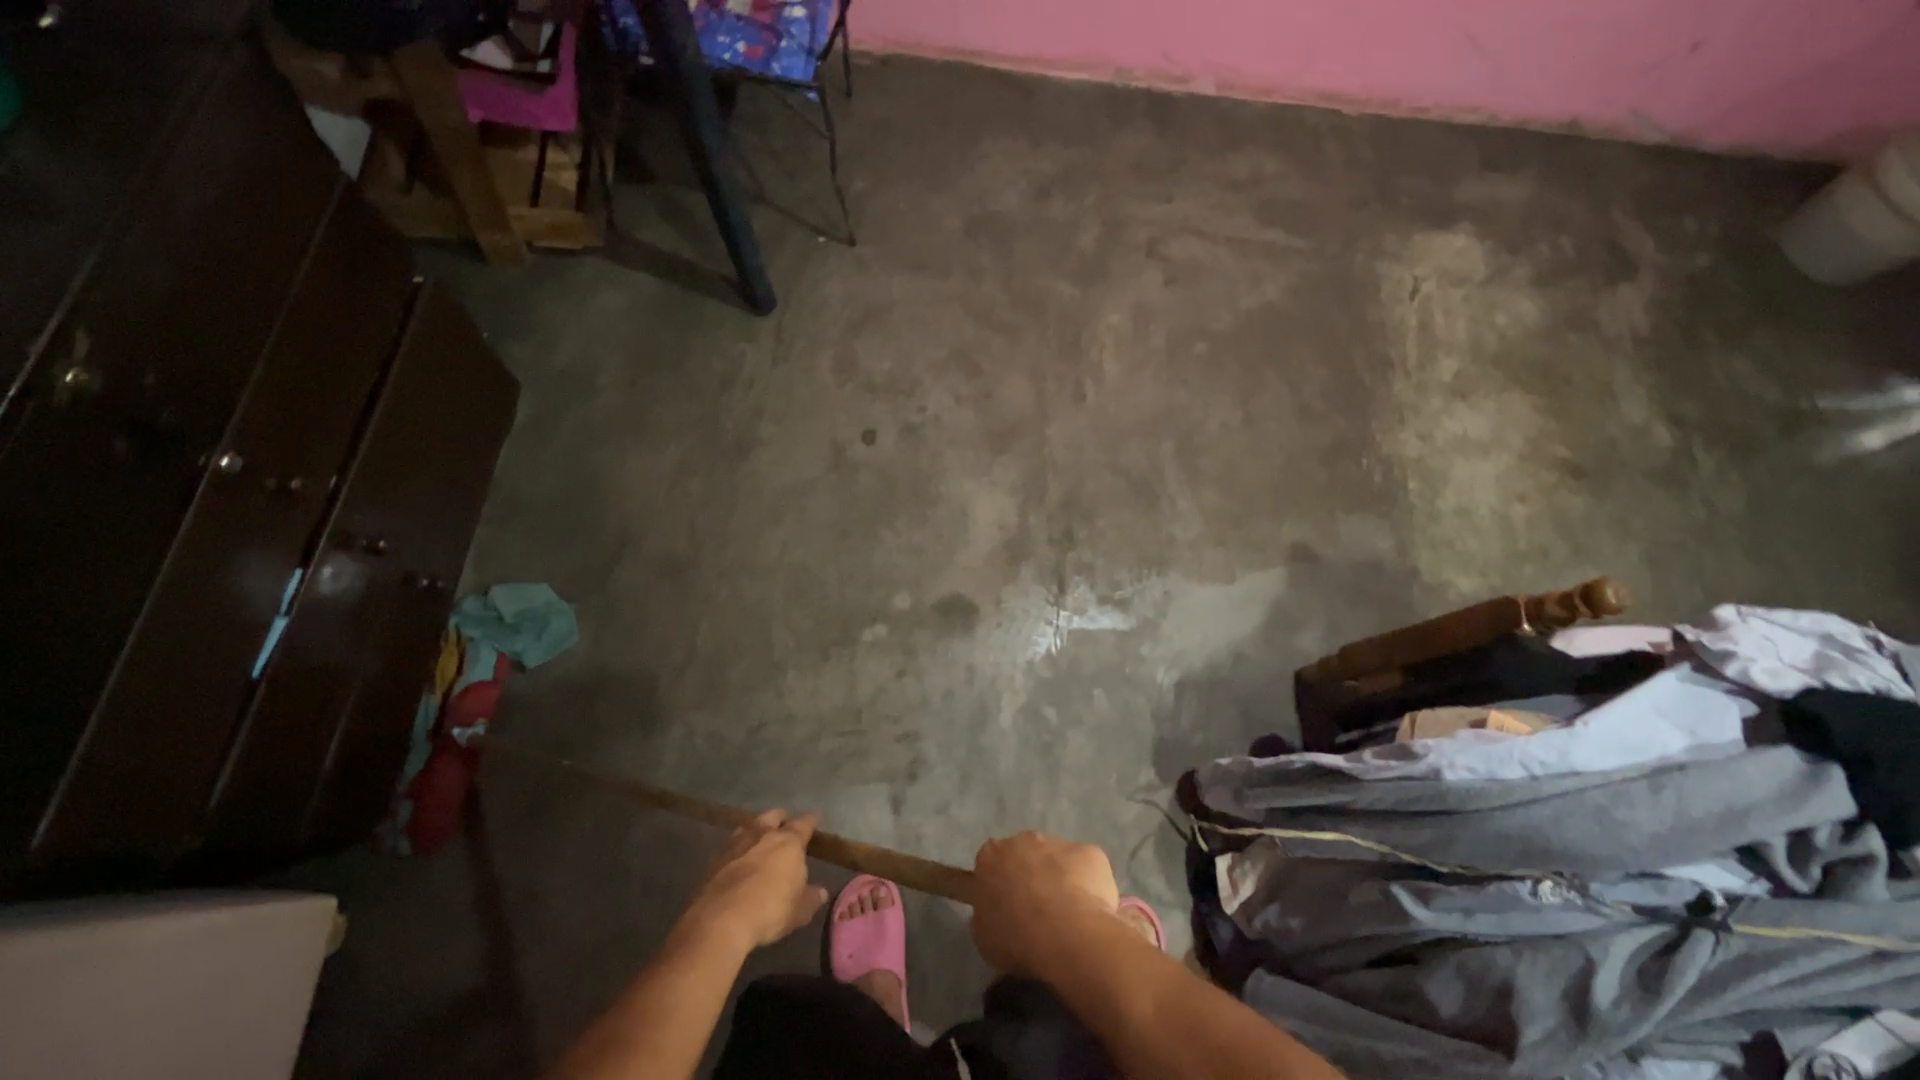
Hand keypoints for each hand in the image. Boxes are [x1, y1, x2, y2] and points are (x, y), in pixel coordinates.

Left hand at [679, 809, 827, 953]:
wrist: (720, 920)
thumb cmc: (770, 910)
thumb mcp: (799, 911)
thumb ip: (811, 898)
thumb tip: (820, 892)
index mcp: (788, 842)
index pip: (804, 823)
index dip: (811, 821)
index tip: (814, 820)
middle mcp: (761, 835)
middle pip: (772, 816)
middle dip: (780, 819)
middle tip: (784, 827)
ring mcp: (734, 845)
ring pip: (748, 828)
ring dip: (755, 832)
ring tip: (759, 841)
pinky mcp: (713, 861)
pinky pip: (730, 848)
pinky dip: (737, 851)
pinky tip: (738, 863)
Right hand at [970, 831, 1119, 975]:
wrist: (1065, 935)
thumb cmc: (1015, 938)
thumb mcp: (983, 935)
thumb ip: (987, 914)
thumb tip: (997, 913)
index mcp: (991, 856)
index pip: (991, 864)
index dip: (1001, 885)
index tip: (1008, 907)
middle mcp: (1023, 840)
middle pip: (1026, 855)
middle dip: (1031, 876)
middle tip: (1039, 912)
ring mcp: (1059, 843)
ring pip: (1059, 859)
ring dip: (1061, 879)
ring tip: (1069, 917)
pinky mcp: (1091, 852)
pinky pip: (1088, 869)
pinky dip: (1089, 886)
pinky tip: (1091, 912)